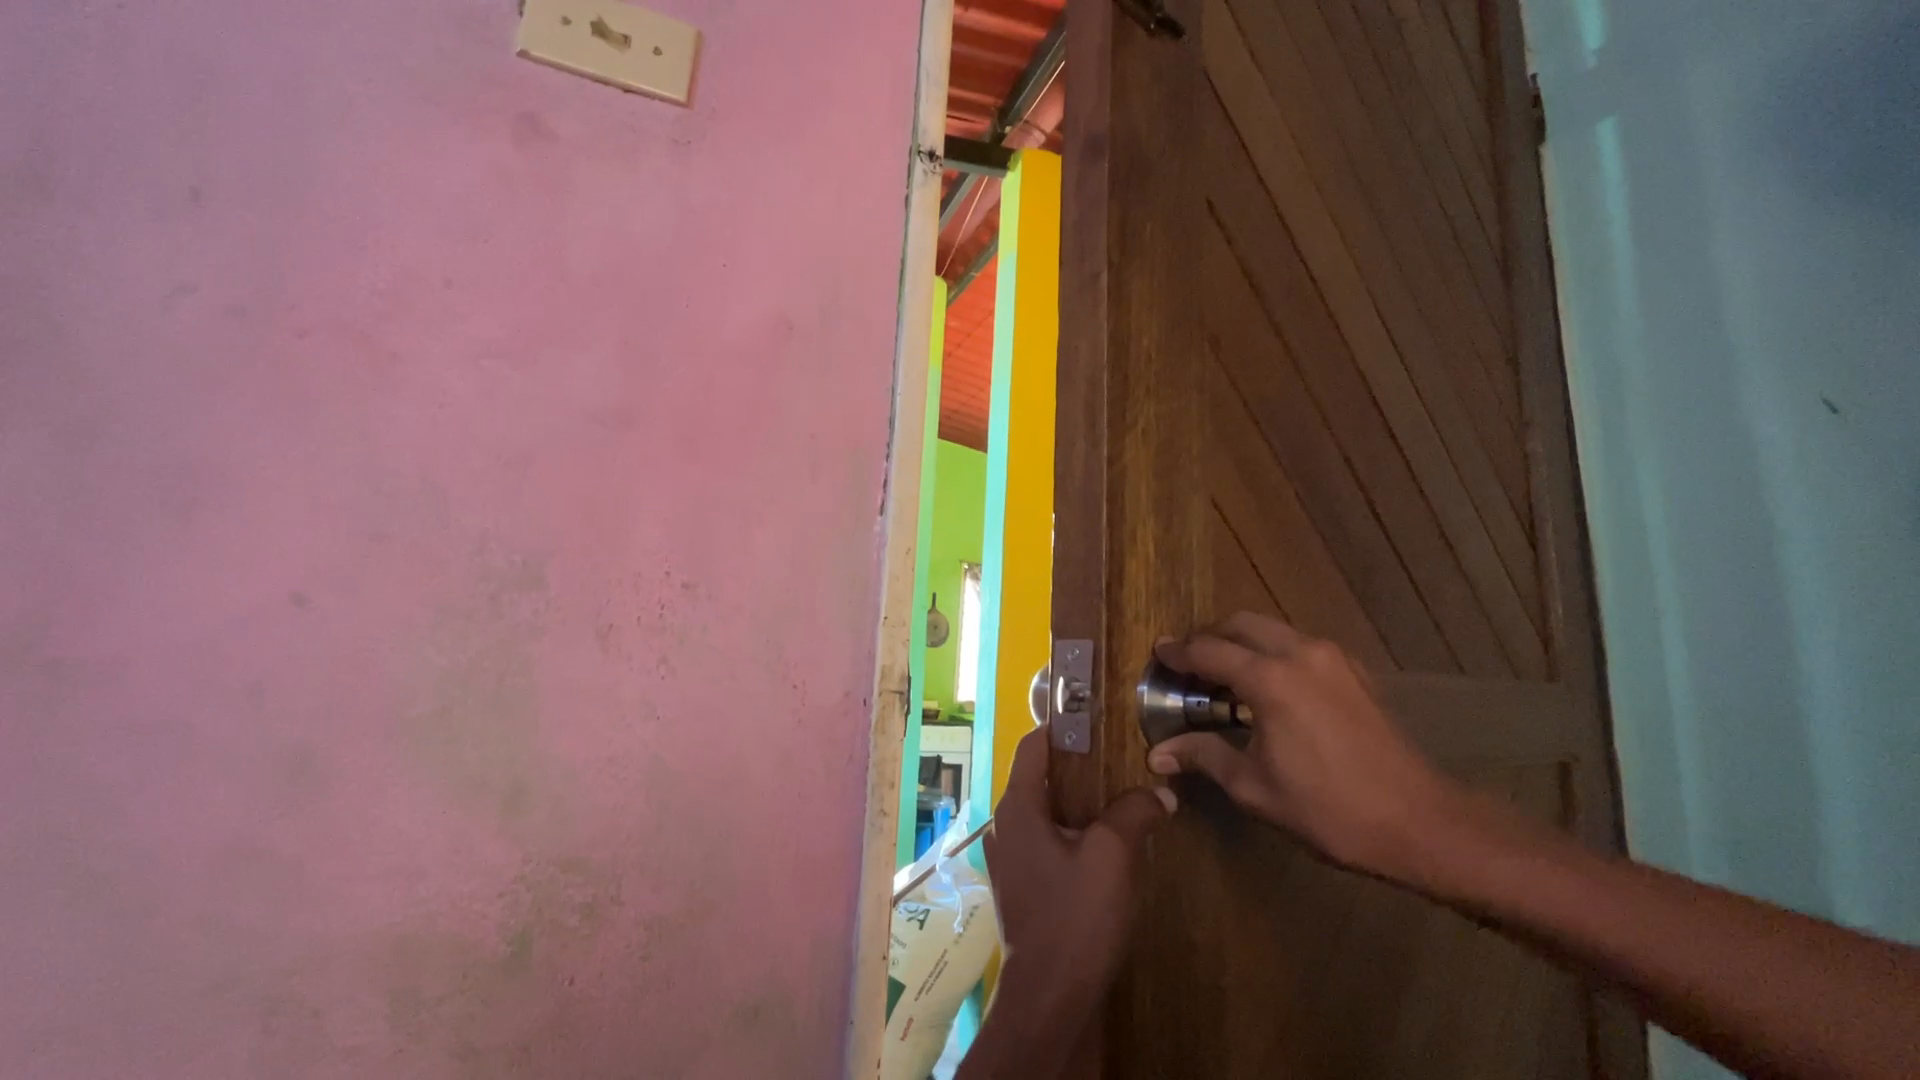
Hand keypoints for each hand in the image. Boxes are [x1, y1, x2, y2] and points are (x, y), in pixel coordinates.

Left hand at [959, 725, 1174, 1079]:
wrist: (1051, 995)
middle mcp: (1005, 827)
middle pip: (1041, 777)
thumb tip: (1160, 793)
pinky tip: (1111, 838)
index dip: (1062, 725)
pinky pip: (1049, 839)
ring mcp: (1011, 858)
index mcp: (1017, 809)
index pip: (1033, 746)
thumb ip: (1134, 813)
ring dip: (1081, 800)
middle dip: (1080, 765)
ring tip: (1123, 791)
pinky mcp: (1023, 884)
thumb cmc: (1076, 916)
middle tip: (1122, 753)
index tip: (1095, 713)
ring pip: (1047, 811)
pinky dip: (1076, 829)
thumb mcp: (1113, 855)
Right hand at [1147, 612, 1458, 878]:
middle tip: (1188, 664)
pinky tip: (1268, 690)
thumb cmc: (1327, 809)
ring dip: (1243, 643)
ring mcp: (1333, 659)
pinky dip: (1274, 653)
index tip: (1156, 654)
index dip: (1177, 653)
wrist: (1418, 821)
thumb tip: (1157, 753)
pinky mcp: (1355, 673)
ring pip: (1274, 631)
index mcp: (1270, 679)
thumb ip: (1204, 757)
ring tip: (1224, 677)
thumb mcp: (1254, 787)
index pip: (1209, 651)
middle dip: (1210, 637)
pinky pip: (1301, 646)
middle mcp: (1301, 654)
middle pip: (1242, 624)